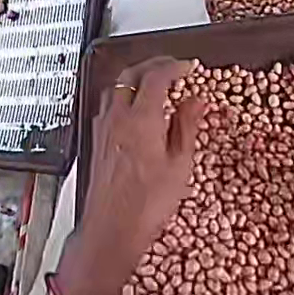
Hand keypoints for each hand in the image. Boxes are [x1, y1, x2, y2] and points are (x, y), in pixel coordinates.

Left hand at [54, 57, 205, 294]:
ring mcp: (103, 128)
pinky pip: (109, 105)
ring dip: (136, 78)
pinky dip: (124, 95)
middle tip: (173, 68)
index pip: (156, 77)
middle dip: (153, 65)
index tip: (189, 67)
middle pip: (131, 74)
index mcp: (141, 119)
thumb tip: (195, 101)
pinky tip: (135, 109)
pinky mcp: (97, 141)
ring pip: (117, 87)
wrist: (112, 229)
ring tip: (155, 84)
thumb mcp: (180, 163)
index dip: (174, 67)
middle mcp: (118, 118)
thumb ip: (186, 126)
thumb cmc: (149, 202)